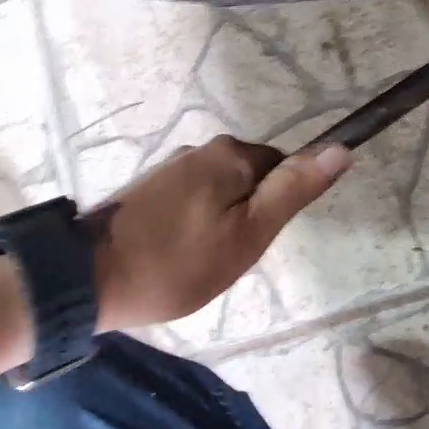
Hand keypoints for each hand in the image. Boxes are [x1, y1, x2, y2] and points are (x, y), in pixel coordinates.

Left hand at [89, 138, 351, 330]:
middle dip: (249, 214)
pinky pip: (193, 199)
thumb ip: (293, 191)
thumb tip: (341, 148)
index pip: (283, 167)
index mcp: (231, 154)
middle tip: (228, 256)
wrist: (86, 280)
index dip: (277, 207)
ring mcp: (172, 166)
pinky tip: (178, 253)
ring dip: (221, 220)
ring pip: (221, 191)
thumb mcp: (247, 235)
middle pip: (252, 178)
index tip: (255, 241)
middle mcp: (202, 149)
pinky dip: (195, 223)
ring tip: (200, 261)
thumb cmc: (178, 262)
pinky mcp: (149, 187)